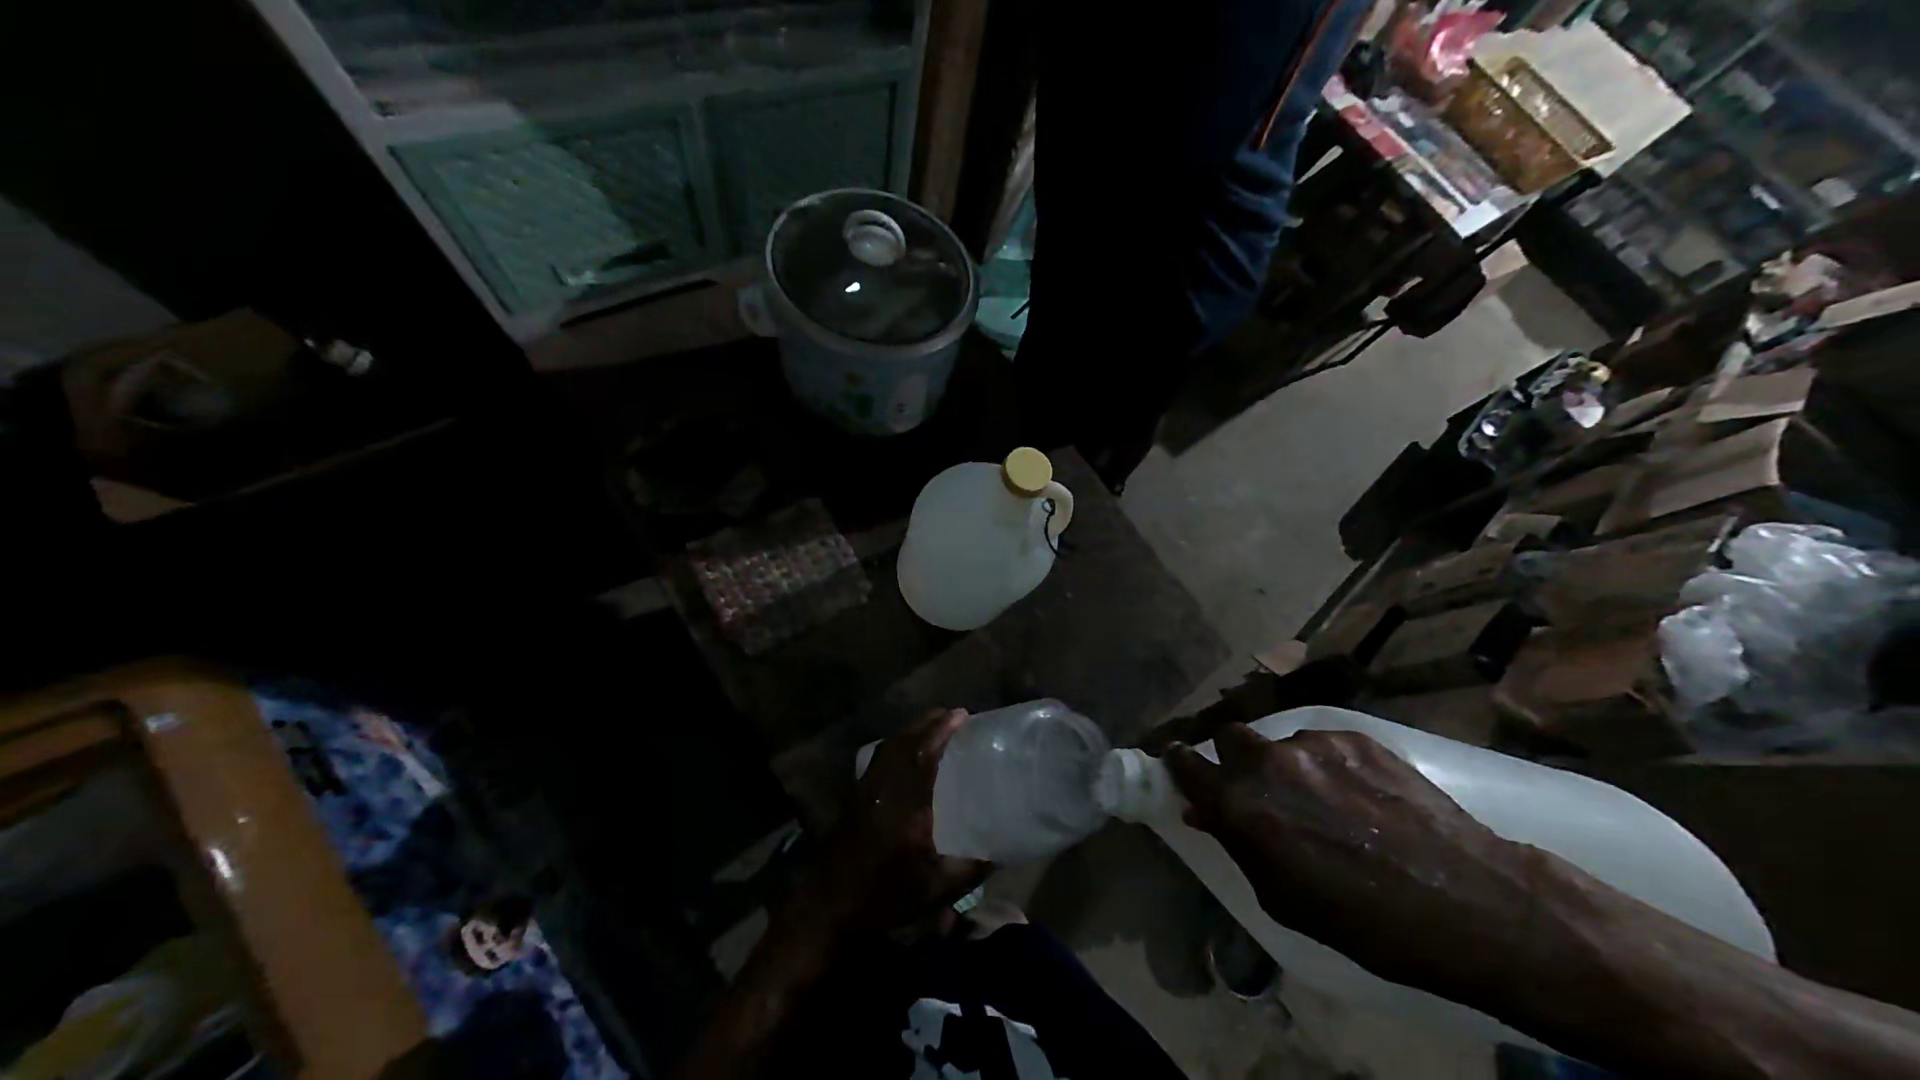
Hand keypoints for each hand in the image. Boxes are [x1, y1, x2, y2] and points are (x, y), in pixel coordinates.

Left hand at [815, 708, 990, 930]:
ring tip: (932, 727)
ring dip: (911, 731)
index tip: (961, 715)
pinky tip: (906, 756)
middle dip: (927, 722)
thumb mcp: (934, 891)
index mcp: (905, 806)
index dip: (942, 730)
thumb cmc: (883, 900)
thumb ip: (970, 869)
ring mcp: (863, 791)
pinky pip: (878, 760)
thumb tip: (1001, 853)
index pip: (924, 754)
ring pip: (888, 748)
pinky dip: (896, 747)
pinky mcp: (852, 799)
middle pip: (904, 742)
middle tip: (952, 715)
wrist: (826, 909)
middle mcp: (883, 789)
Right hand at [1164, 726, 1546, 994]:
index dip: (1179, 765)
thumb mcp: (1281, 897)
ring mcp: (1314, 743)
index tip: (1181, 767)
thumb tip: (1205, 812)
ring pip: (1280, 741)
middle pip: (1229, 736)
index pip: (1185, 763)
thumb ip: (1236, 844)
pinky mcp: (1357, 737)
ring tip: (1325, 801)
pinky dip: (1328, 764)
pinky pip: (1324, 743)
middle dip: (1234, 758)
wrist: (1467, 902)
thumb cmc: (1363, 919)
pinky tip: (1362, 797)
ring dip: (1286, 764)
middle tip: (1259, 789)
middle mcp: (1268, 762)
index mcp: (1240, 804)